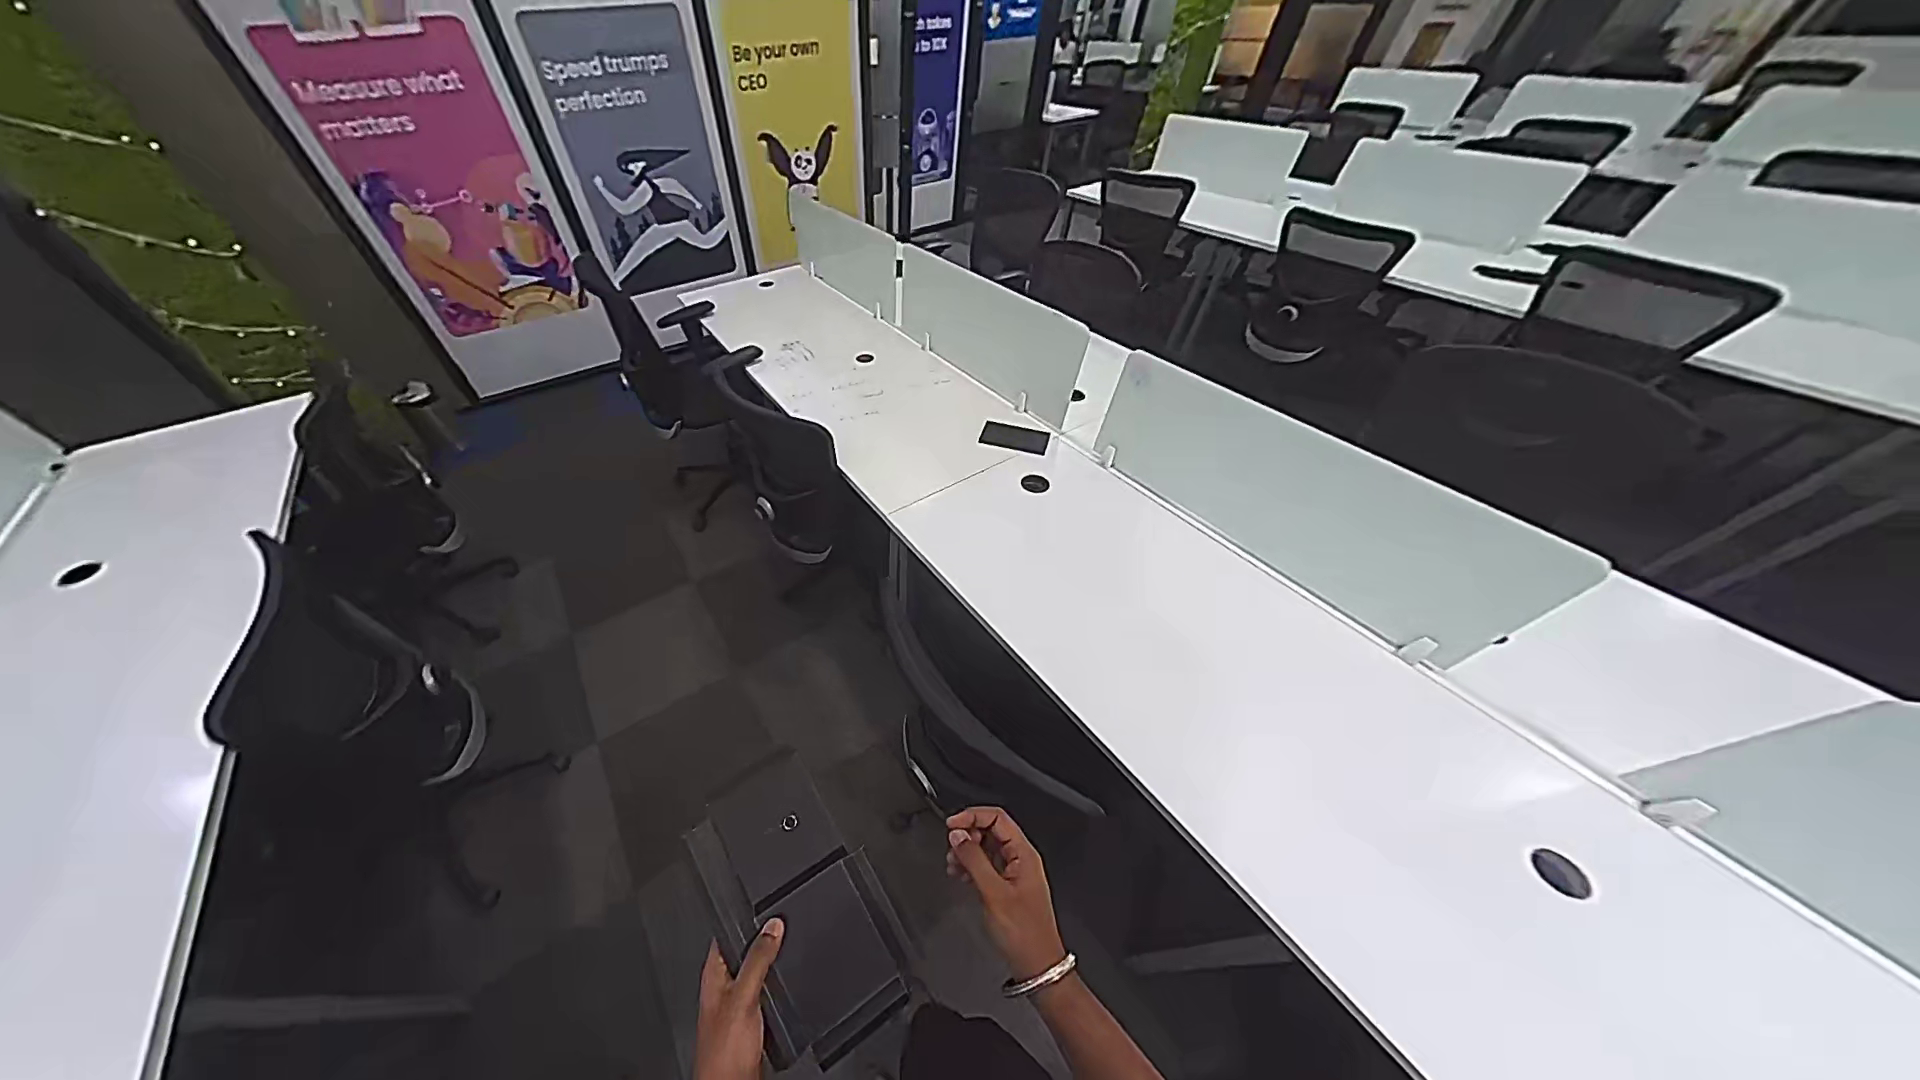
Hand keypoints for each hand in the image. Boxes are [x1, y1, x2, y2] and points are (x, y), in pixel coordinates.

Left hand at [693, 918, 783, 1079]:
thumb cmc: (722, 1054)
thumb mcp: (744, 996)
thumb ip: (758, 959)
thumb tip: (773, 926)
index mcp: (714, 975)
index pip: (725, 933)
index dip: (742, 916)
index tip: (762, 901)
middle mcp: (724, 986)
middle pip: (745, 949)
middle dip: (763, 935)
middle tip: (781, 920)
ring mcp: (738, 1002)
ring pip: (757, 968)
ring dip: (772, 959)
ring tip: (787, 945)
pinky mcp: (752, 1017)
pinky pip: (767, 987)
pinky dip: (777, 980)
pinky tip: (786, 978)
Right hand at [946, 807, 1066, 981]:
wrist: (1037, 965)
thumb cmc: (1024, 933)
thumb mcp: (994, 893)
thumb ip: (974, 860)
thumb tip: (958, 835)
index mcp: (1024, 853)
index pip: (997, 818)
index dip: (973, 816)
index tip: (952, 824)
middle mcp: (1020, 858)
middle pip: (991, 830)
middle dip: (968, 835)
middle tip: (952, 848)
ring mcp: (1014, 871)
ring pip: (986, 847)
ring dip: (967, 851)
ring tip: (953, 864)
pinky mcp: (1007, 885)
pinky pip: (986, 864)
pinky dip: (971, 866)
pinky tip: (961, 875)